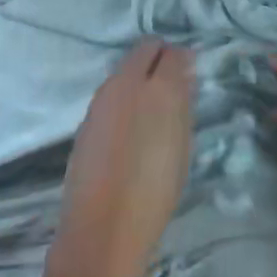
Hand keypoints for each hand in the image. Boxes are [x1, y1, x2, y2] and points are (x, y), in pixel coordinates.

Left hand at [54, 40, 194, 276]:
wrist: (101, 228)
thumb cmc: (154, 192)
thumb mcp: (182, 148)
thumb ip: (182, 107)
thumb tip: (183, 79)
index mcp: (160, 90)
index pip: (175, 53)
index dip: (185, 60)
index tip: (190, 74)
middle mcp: (127, 83)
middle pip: (145, 48)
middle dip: (160, 56)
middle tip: (172, 81)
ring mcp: (102, 98)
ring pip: (125, 68)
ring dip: (140, 74)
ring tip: (151, 105)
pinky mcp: (86, 116)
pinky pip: (111, 91)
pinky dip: (124, 95)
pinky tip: (129, 124)